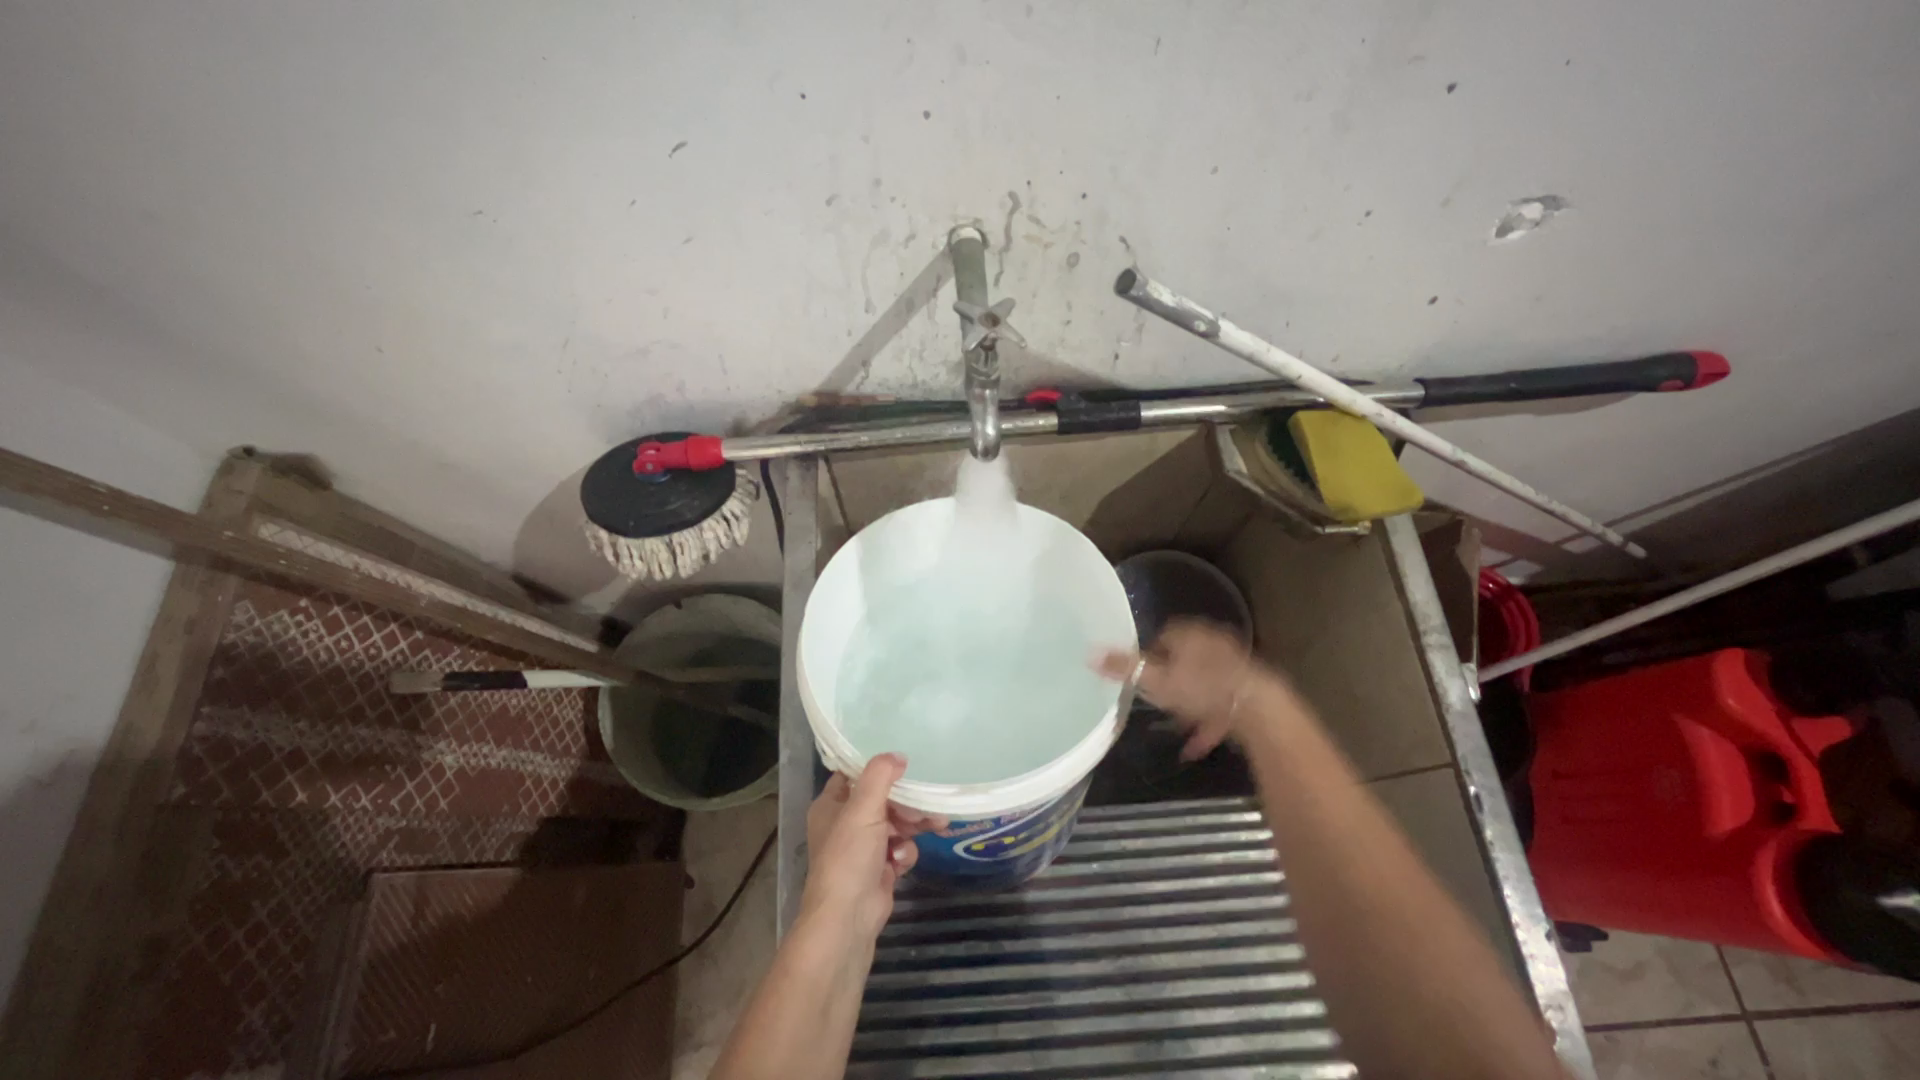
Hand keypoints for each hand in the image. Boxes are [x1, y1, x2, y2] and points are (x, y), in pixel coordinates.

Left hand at [799, 753, 946, 939]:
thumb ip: (880, 776)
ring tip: (935, 825)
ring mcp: (863, 848)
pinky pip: (900, 848)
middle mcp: (845, 823)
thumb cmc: (848, 857)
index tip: (904, 760)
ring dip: (913, 826)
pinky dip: (905, 852)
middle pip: (883, 800)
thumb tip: (898, 755)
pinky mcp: (880, 868)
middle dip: (907, 802)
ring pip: (897, 824)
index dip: (877, 768)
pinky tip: (901, 862)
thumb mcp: (863, 809)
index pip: (854, 775)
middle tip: (927, 802)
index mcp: (831, 805)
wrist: (848, 917)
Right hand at [1095, 618, 1274, 760]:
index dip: (1150, 654)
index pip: (1164, 634)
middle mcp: (1212, 644)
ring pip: (1205, 682)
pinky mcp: (1247, 690)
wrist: (1257, 709)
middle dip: (1172, 678)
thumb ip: (1124, 669)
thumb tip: (1089, 654)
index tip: (1142, 674)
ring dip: (1191, 703)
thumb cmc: (1201, 689)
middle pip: (1186, 658)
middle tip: (1157, 698)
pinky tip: (1197, 745)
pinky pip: (1221, 704)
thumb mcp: (1155, 680)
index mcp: (1189, 635)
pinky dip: (1208, 721)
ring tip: (1177, 725)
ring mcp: (1233, 666)